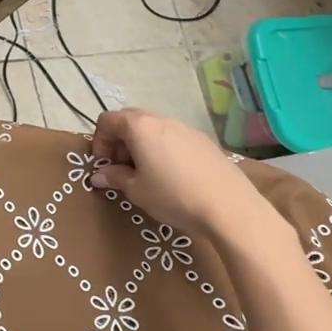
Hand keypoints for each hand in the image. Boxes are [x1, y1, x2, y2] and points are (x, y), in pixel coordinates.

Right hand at [89, 108, 274, 240]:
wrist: (233, 211)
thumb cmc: (174, 196)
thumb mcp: (136, 190)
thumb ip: (114, 177)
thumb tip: (100, 175)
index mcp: (140, 127)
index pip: (108, 120)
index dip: (99, 141)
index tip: (103, 164)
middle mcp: (163, 121)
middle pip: (131, 120)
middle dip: (119, 140)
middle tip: (121, 167)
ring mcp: (188, 130)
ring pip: (154, 129)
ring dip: (142, 145)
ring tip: (147, 173)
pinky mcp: (207, 144)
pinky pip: (175, 139)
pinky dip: (164, 150)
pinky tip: (173, 176)